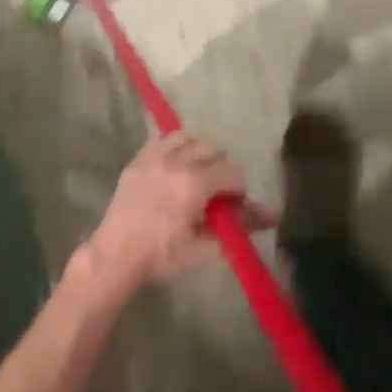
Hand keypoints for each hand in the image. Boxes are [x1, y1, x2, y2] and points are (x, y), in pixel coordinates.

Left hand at [86, 132, 273, 290]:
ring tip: (196, 177)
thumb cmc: (164, 254)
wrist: (118, 252)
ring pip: (185, 137)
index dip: (239, 190)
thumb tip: (273, 214)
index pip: (233, 171)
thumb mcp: (207, 245)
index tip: (233, 208)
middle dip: (221, 167)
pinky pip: (160, 140)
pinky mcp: (136, 159)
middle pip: (211, 147)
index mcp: (194, 183)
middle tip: (216, 193)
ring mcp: (152, 157)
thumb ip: (241, 224)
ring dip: (197, 151)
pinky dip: (173, 148)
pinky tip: (173, 171)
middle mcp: (174, 161)